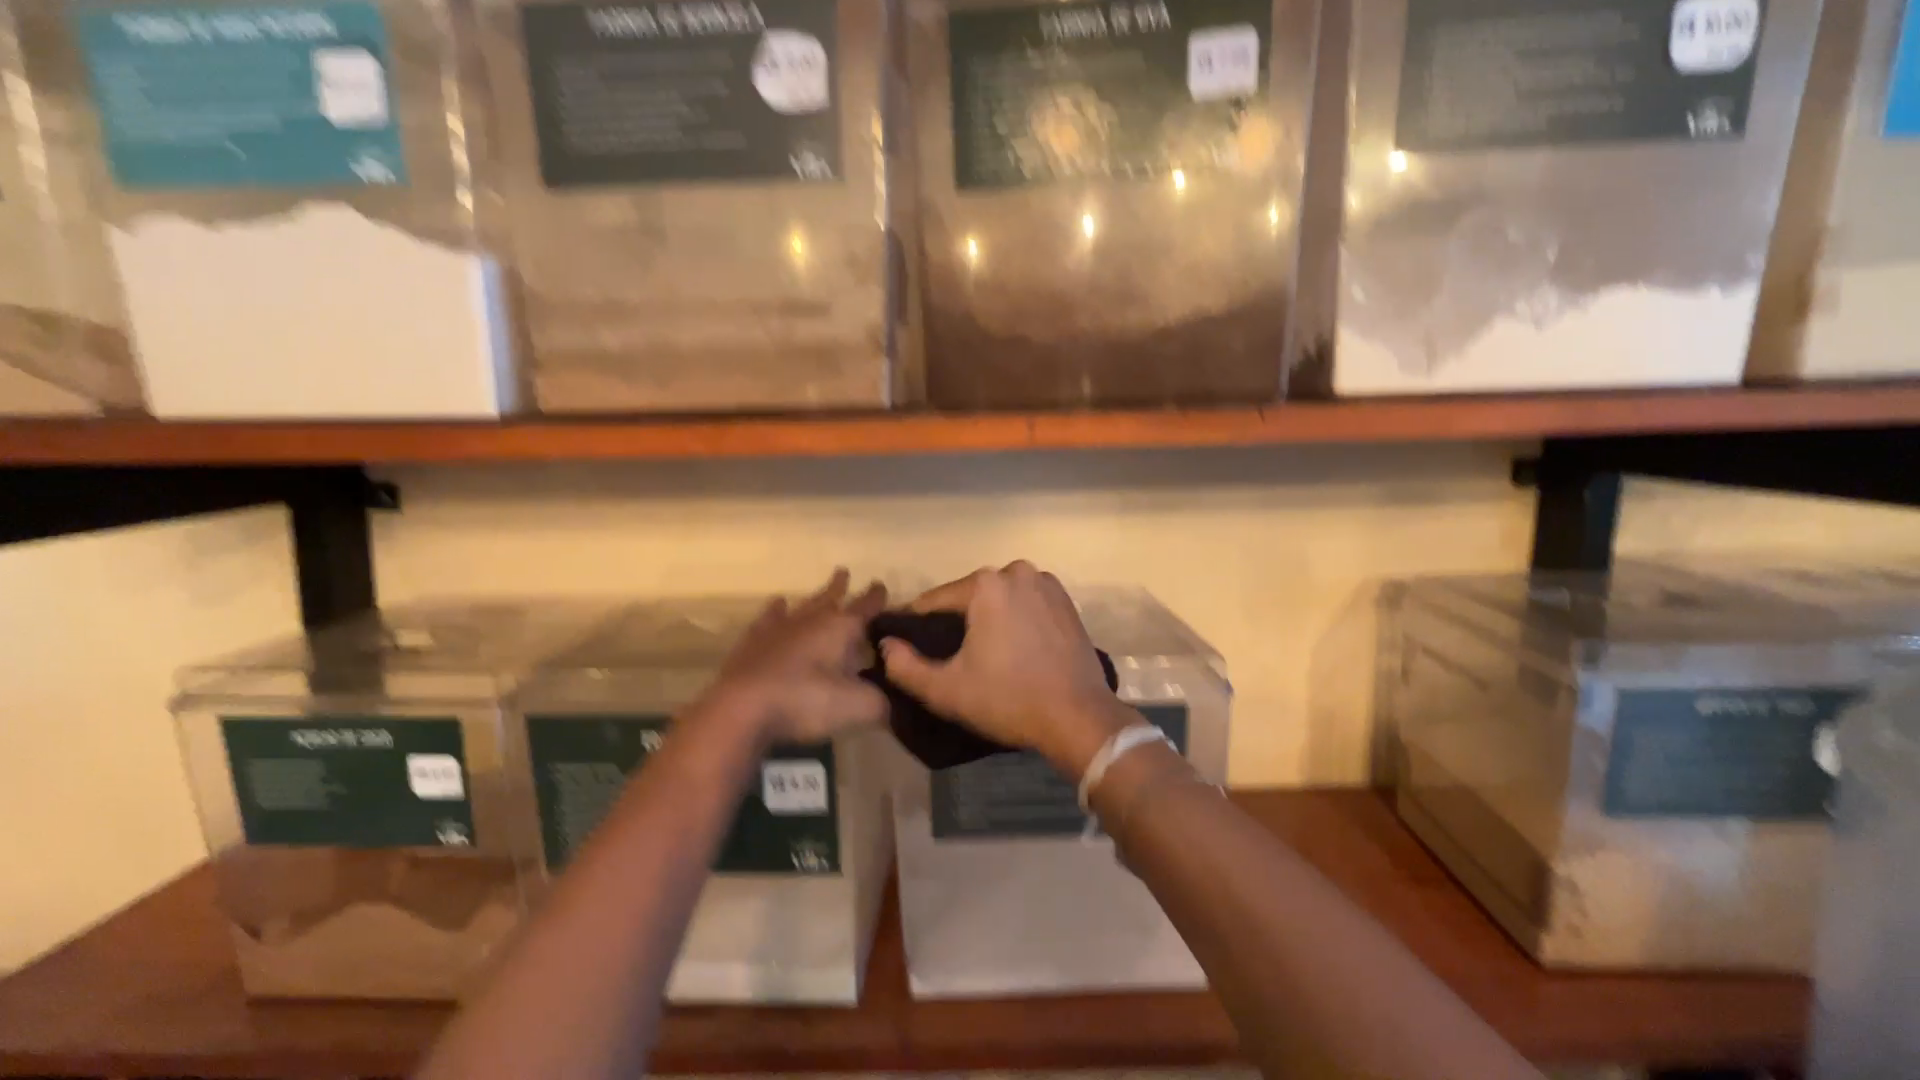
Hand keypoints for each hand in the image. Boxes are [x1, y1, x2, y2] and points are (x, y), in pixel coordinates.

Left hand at [699, 569, 889, 743]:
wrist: (743, 707)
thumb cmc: (806, 701)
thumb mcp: (858, 707)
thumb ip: (881, 702)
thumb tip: (893, 701)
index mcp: (840, 628)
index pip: (865, 606)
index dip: (876, 597)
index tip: (881, 585)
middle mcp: (811, 619)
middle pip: (830, 597)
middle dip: (840, 586)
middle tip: (844, 572)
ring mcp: (778, 627)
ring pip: (800, 604)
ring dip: (811, 598)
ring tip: (816, 592)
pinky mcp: (753, 641)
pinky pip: (769, 618)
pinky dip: (776, 611)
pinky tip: (777, 607)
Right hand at [880, 561, 1131, 776]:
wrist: (1078, 717)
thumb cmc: (1009, 700)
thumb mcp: (946, 690)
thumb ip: (905, 667)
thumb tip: (886, 645)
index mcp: (985, 584)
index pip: (934, 601)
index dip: (917, 626)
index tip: (908, 649)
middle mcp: (1017, 572)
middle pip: (969, 597)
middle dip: (955, 623)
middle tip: (949, 660)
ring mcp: (1047, 584)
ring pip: (999, 600)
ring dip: (987, 621)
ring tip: (981, 657)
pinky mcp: (1067, 602)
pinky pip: (1026, 606)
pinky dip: (1015, 621)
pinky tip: (1013, 650)